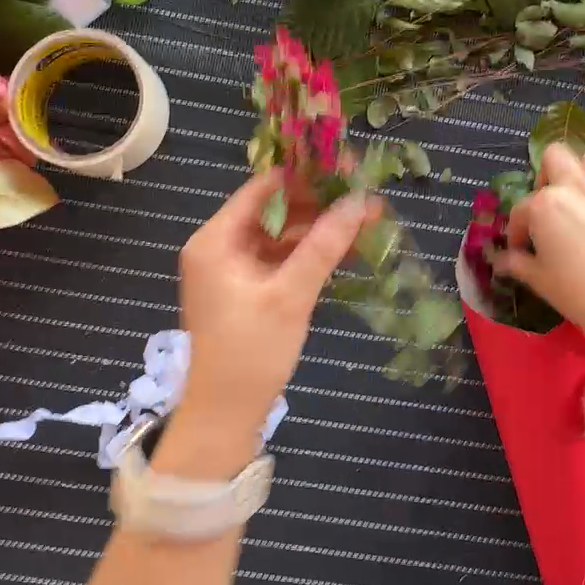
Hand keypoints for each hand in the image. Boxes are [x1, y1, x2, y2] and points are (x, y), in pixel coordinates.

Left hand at [170, 171, 369, 471]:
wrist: (225, 416)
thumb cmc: (250, 352)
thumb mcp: (290, 295)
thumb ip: (325, 245)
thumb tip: (361, 201)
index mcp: (216, 239)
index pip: (264, 188)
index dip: (307, 175)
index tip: (349, 168)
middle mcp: (220, 245)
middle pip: (276, 209)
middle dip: (322, 203)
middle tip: (366, 195)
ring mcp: (234, 268)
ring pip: (284, 234)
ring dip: (322, 228)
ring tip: (368, 219)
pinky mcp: (248, 289)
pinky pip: (283, 258)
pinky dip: (312, 253)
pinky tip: (348, 247)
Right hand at [496, 144, 584, 352]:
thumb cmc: (579, 293)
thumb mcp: (539, 280)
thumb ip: (517, 263)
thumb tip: (501, 260)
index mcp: (544, 205)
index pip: (520, 209)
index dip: (516, 231)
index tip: (520, 249)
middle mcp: (575, 186)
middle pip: (555, 156)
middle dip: (546, 176)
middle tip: (549, 206)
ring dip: (583, 172)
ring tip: (581, 198)